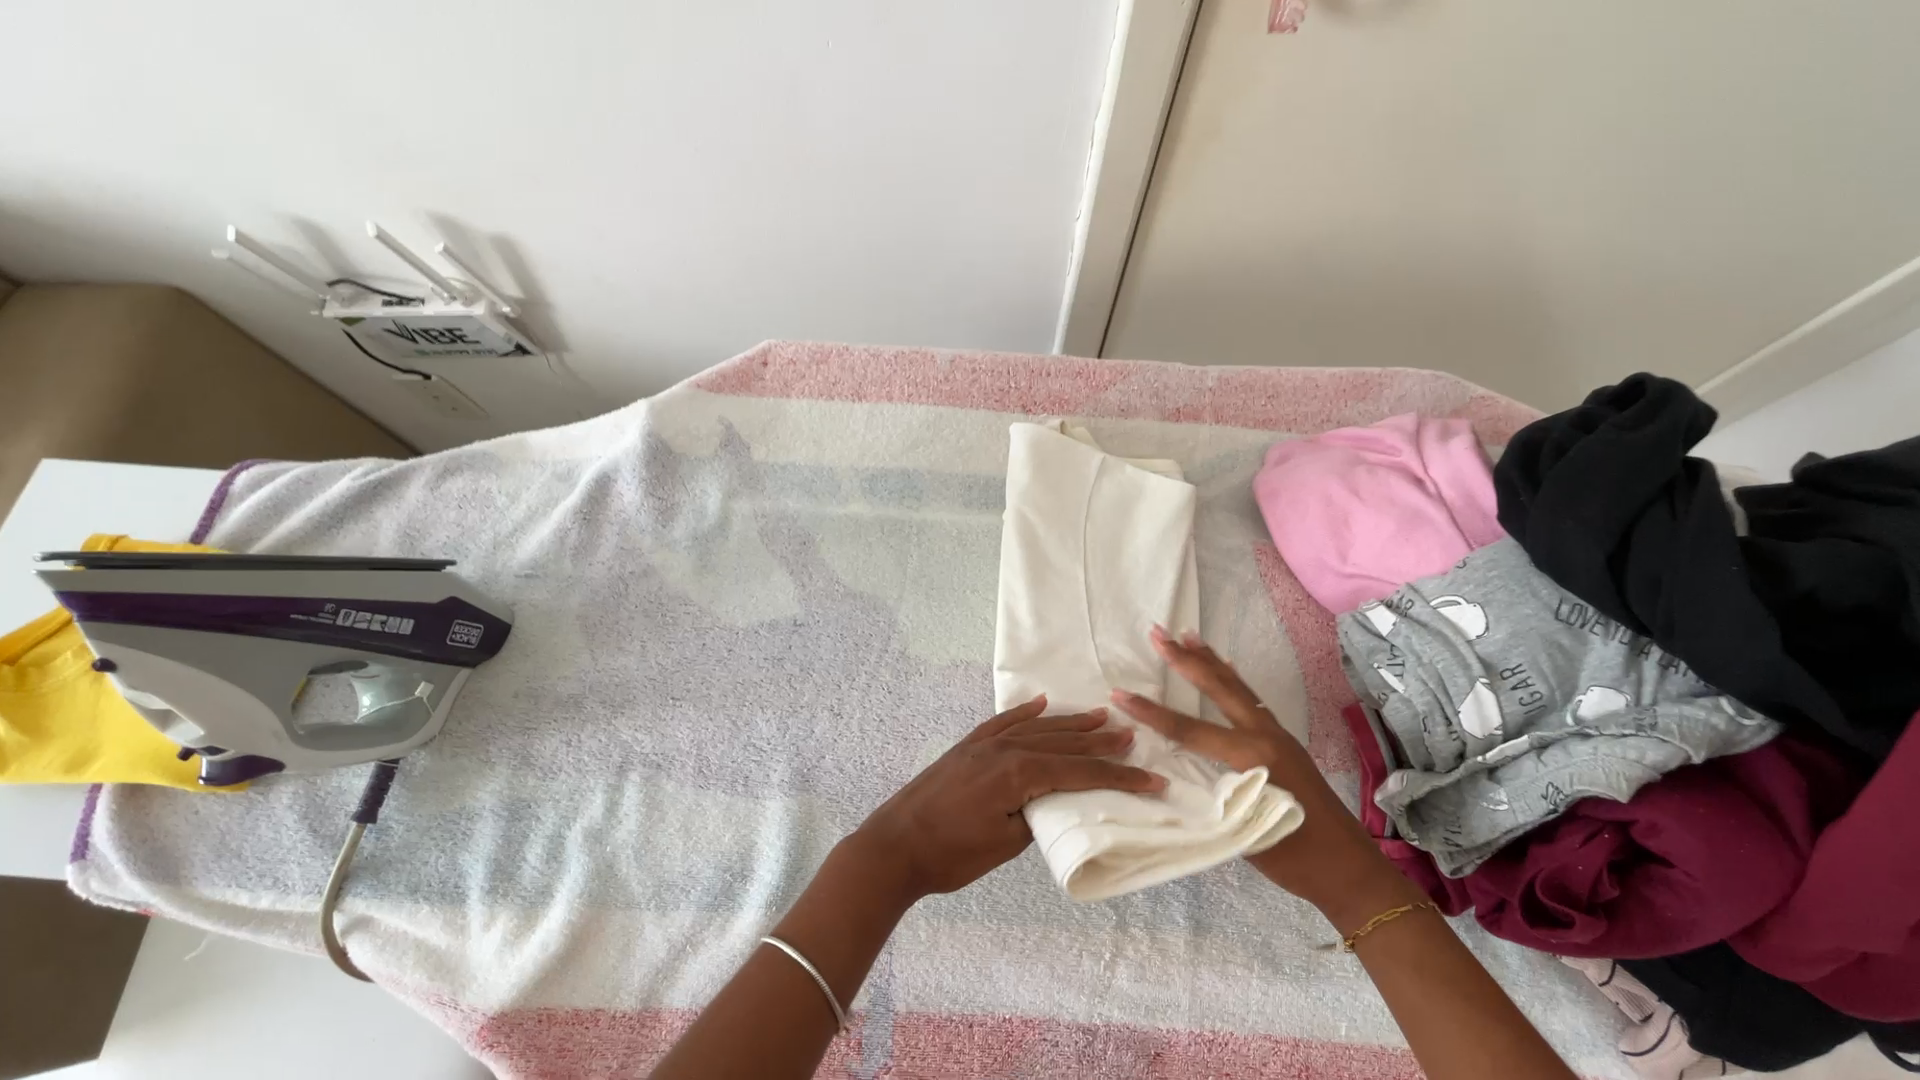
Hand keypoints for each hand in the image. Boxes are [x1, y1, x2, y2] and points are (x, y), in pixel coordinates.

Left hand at [849, 696, 1165, 904]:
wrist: (894, 846)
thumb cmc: (951, 854)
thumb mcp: (1005, 843)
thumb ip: (1036, 816)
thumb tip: (1053, 801)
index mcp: (1019, 774)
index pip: (1080, 771)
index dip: (1118, 776)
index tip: (1152, 780)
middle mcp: (1004, 750)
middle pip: (1062, 743)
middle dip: (1099, 740)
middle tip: (1131, 735)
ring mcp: (983, 746)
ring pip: (1036, 728)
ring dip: (1069, 723)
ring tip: (1100, 715)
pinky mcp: (965, 749)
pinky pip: (1002, 723)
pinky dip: (1023, 713)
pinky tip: (1040, 704)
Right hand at [1110, 626, 1415, 918]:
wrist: (1349, 869)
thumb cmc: (1295, 857)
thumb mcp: (1244, 833)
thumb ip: (1210, 799)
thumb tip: (1173, 776)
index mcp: (1252, 757)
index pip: (1190, 729)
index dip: (1152, 714)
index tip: (1121, 695)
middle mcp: (1265, 736)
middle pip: (1218, 688)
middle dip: (1185, 659)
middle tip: (1158, 633)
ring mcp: (1278, 736)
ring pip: (1238, 687)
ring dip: (1210, 659)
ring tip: (1188, 634)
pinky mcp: (1284, 743)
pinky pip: (1252, 699)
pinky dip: (1233, 678)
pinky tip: (1227, 669)